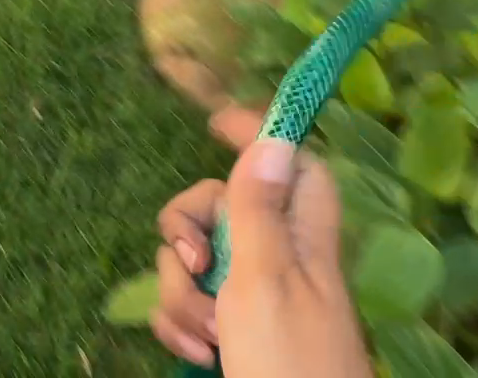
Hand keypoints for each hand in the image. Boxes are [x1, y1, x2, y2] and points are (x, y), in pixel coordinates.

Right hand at [152, 110, 370, 377]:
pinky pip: (186, 299)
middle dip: (186, 230)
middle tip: (195, 263)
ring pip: (191, 256)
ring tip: (206, 336)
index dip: (260, 136)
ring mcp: (250, 296)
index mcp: (298, 242)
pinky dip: (179, 322)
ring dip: (182, 292)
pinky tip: (194, 352)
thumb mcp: (265, 281)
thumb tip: (274, 138)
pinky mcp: (228, 328)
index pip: (294, 167)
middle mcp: (275, 260)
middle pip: (217, 206)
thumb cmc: (288, 366)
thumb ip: (259, 211)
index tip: (213, 123)